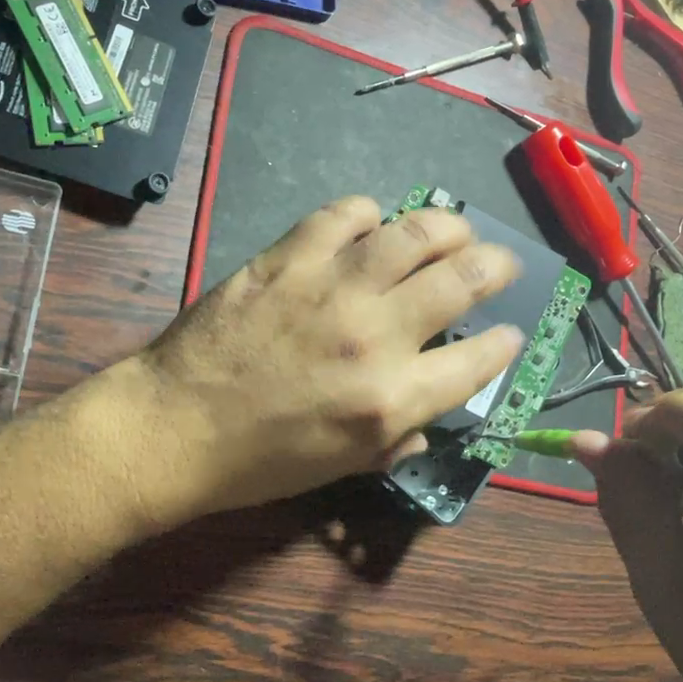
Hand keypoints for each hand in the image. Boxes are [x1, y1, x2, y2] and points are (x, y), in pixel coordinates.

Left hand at [127, 196, 523, 516]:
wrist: (174, 428)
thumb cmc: (257, 463)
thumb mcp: (340, 469)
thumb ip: (396, 438)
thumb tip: (426, 416)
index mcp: (392, 399)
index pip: (478, 360)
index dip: (503, 344)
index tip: (508, 334)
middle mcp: (375, 335)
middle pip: (463, 279)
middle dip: (497, 266)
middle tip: (498, 264)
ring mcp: (330, 288)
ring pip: (413, 232)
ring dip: (447, 226)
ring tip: (452, 231)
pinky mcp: (287, 259)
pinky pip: (342, 214)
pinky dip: (366, 213)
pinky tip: (370, 224)